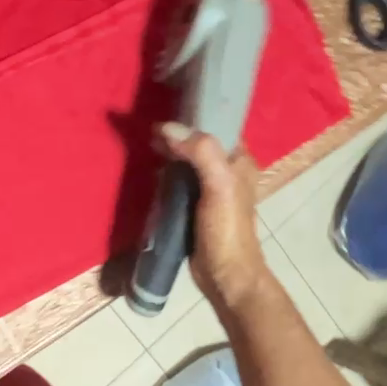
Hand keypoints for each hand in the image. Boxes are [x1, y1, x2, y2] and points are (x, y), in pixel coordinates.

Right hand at [157, 122, 275, 311]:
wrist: (224, 275)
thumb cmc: (227, 230)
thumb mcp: (219, 185)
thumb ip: (200, 153)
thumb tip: (168, 128)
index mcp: (240, 162)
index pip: (218, 127)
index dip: (195, 117)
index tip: (167, 111)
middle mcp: (227, 172)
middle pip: (199, 145)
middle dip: (176, 136)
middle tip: (149, 131)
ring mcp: (210, 191)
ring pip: (187, 164)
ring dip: (168, 156)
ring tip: (146, 146)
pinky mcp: (194, 209)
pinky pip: (178, 184)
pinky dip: (165, 177)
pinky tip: (150, 173)